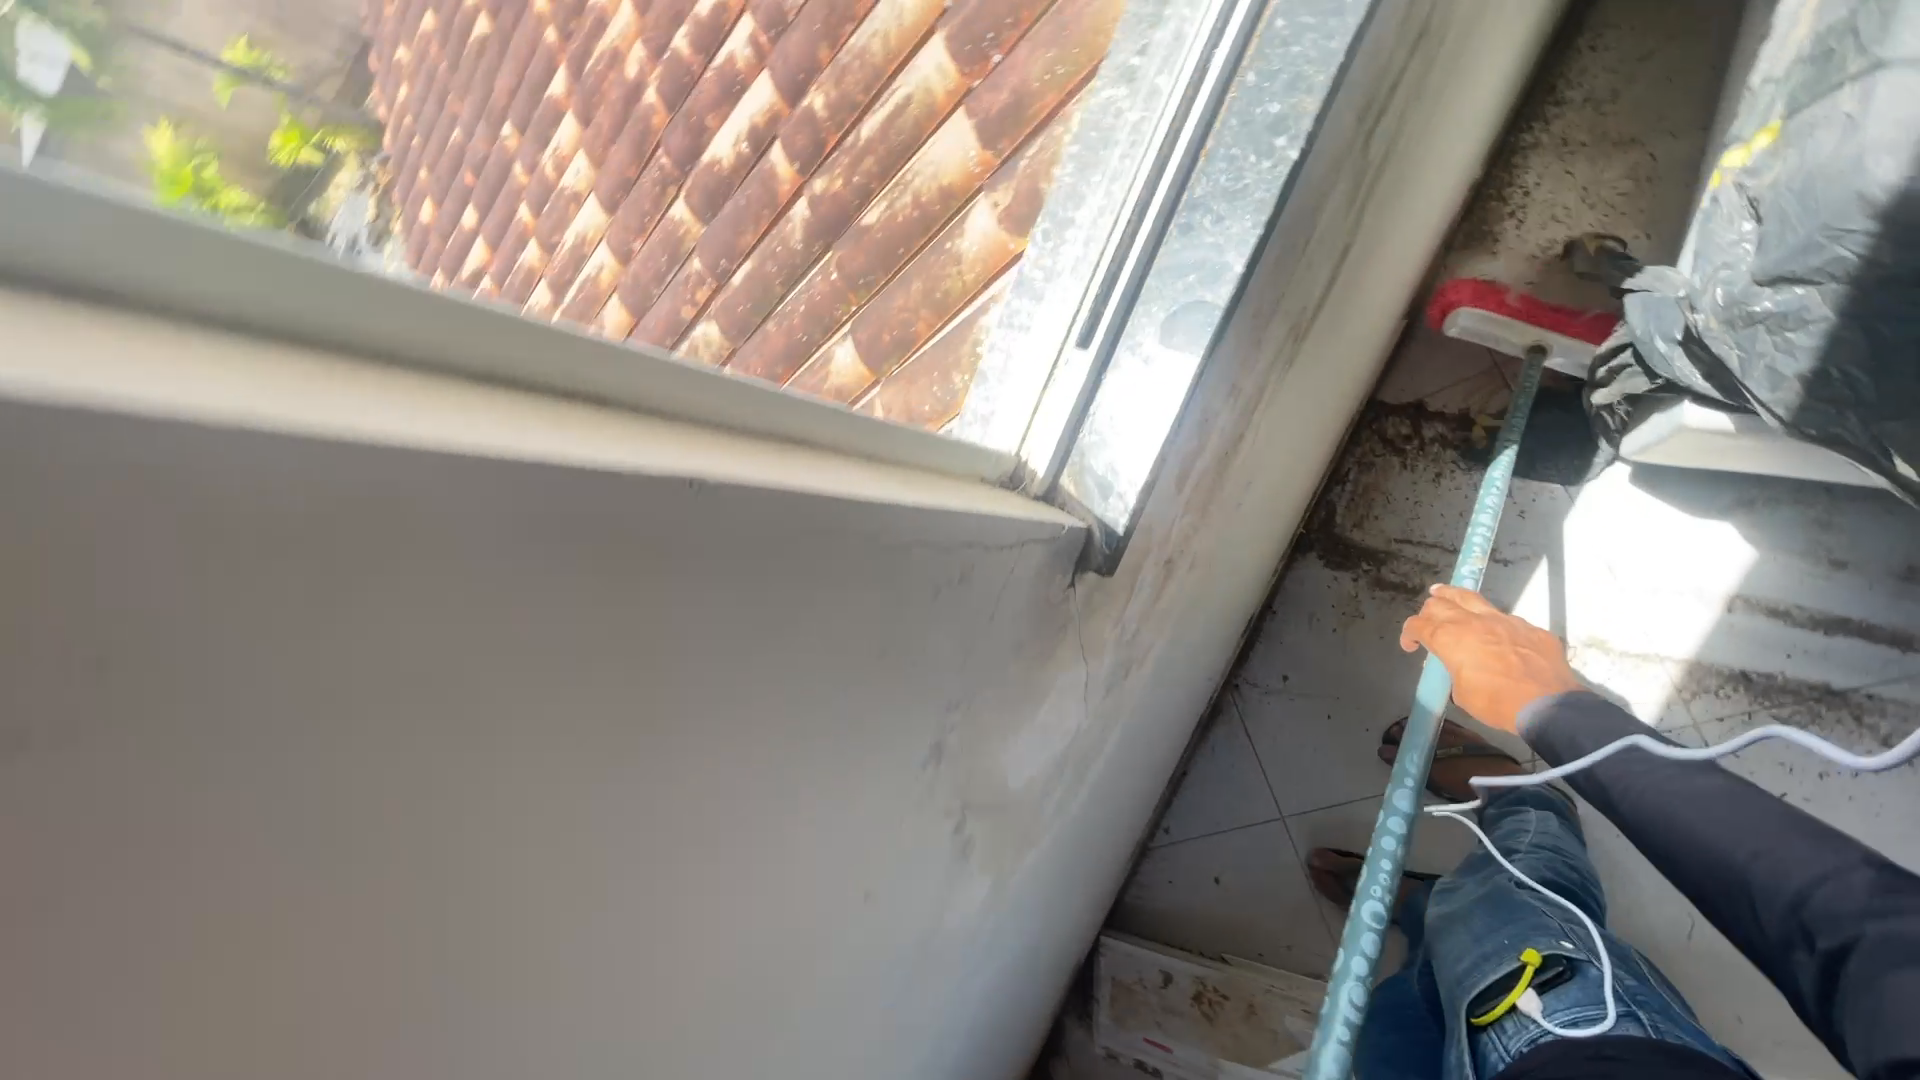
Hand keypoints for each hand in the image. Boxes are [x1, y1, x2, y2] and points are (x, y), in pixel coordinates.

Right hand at [1399, 585, 1583, 732]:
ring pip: (1470, 597)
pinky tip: (1497, 635)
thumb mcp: (1461, 692)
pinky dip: (1494, 624)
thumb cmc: (1496, 703)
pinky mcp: (1530, 628)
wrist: (1547, 706)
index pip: (1417, 625)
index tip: (1410, 647)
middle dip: (1427, 611)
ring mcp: (1504, 621)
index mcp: (1449, 638)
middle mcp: (1472, 621)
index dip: (1408, 634)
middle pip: (1440, 603)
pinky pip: (1506, 619)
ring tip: (1442, 592)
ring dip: (1452, 596)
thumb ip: (1454, 670)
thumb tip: (1459, 664)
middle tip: (1427, 619)